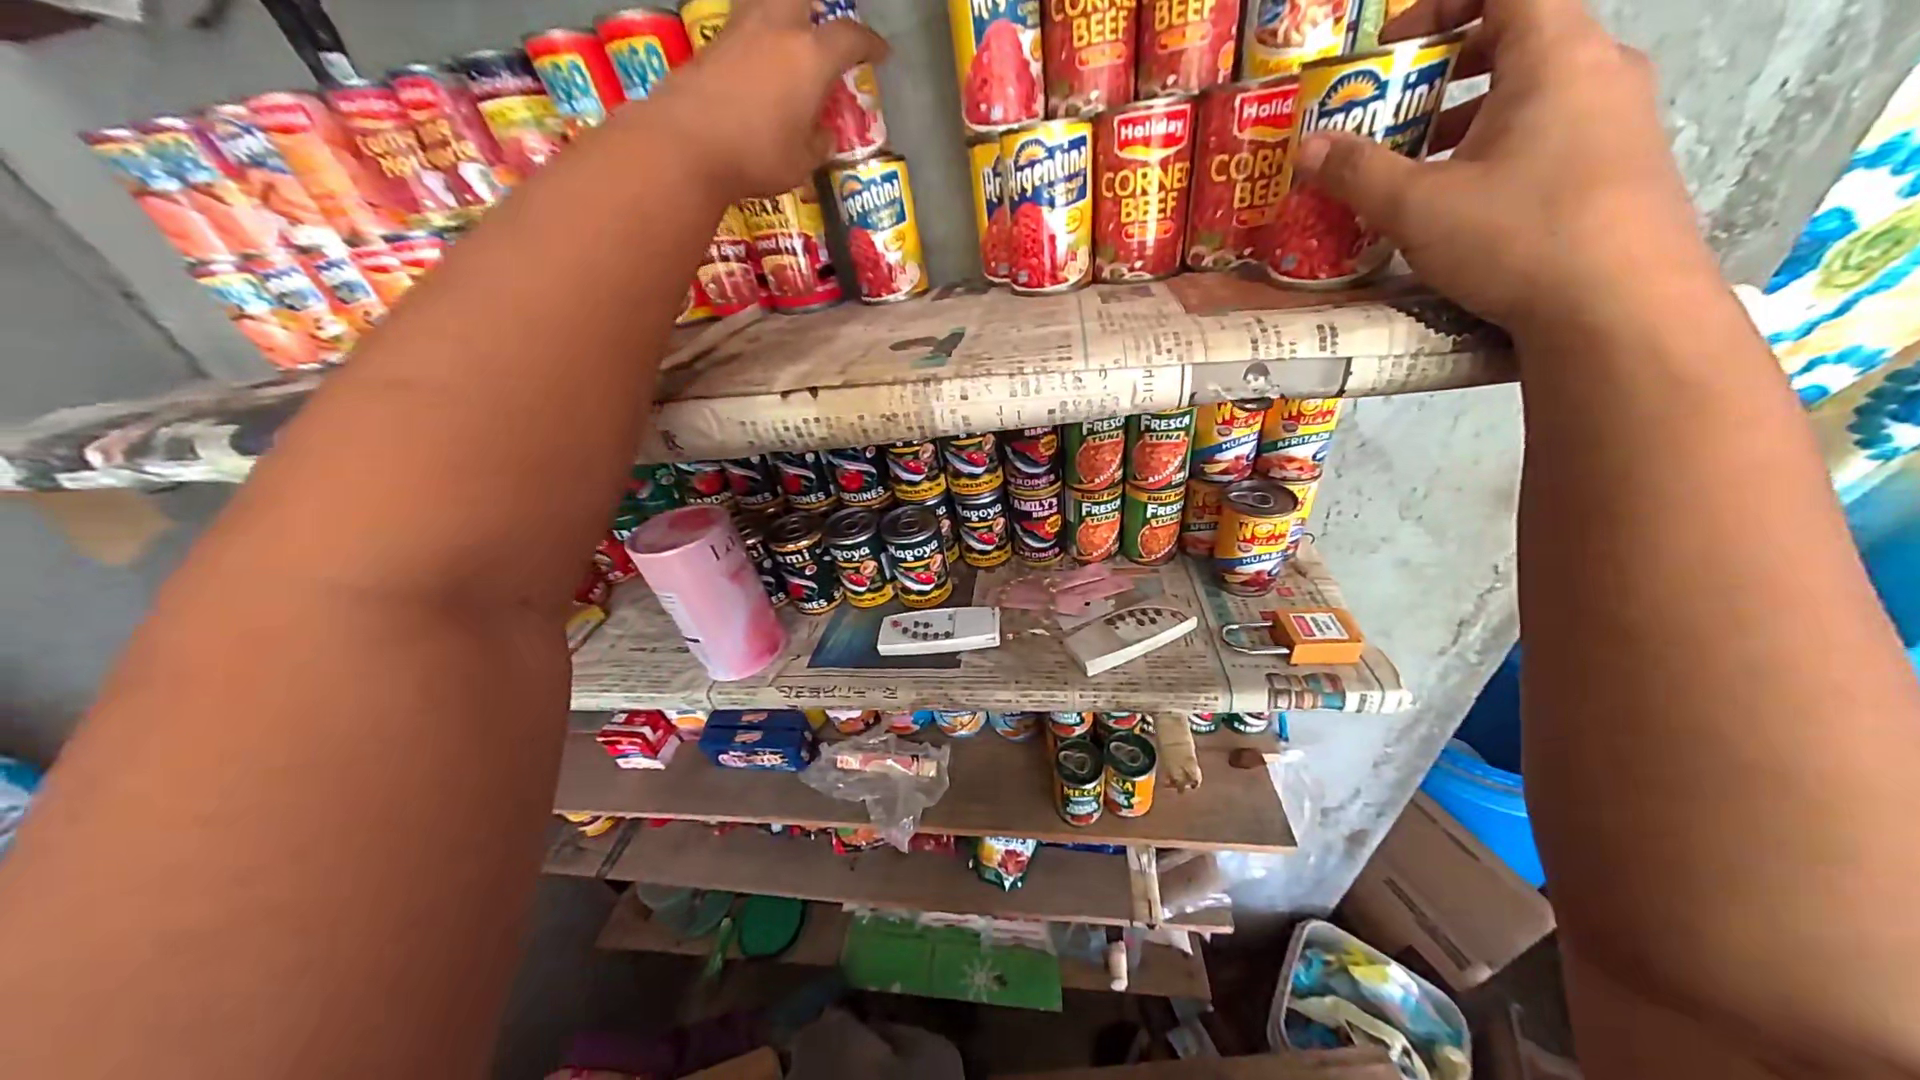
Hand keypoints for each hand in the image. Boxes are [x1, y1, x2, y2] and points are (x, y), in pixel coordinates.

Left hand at [646, 0, 887, 200]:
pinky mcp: (710, 46)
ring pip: (765, 3)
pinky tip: (757, 64)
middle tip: (825, 28)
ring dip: (782, 14)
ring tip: (789, 39)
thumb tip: (823, 135)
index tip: (880, 53)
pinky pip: (741, 29)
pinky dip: (755, 39)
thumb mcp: (802, 162)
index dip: (869, 44)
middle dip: (818, 8)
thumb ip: (818, 143)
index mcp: (810, 56)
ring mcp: (739, 32)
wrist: (686, 144)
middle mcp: (776, 30)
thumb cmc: (757, 155)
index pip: (849, 38)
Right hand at [1291, 0, 1721, 343]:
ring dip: (1469, 118)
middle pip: (1519, 38)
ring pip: (1534, 93)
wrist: (1620, 309)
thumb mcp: (1418, 207)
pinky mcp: (1622, 167)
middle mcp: (1600, 70)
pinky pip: (1552, 133)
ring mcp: (1619, 119)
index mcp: (1556, 55)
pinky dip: (1500, 150)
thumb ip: (1359, 172)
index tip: (1391, 48)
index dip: (1442, 4)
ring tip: (1418, 168)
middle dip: (1445, 71)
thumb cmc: (1518, 236)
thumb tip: (1308, 148)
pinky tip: (1464, 206)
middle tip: (1394, 115)